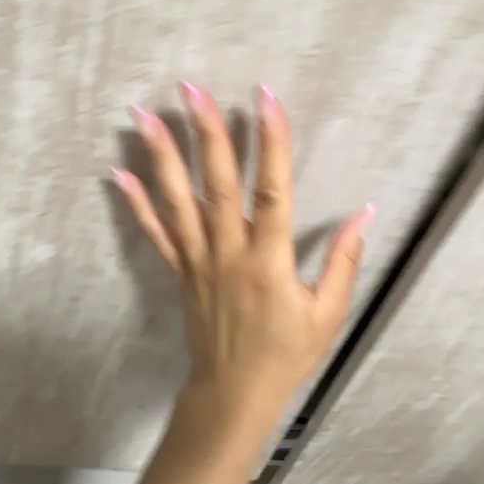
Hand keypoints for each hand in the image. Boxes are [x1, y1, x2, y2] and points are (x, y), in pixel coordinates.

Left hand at [111, 83, 374, 430]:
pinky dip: (137, 203)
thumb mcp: (329, 313)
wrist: (234, 393)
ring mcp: (199, 262)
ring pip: (179, 202)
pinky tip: (118, 173)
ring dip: (162, 156)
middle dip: (207, 133)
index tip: (265, 97)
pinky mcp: (181, 272)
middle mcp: (229, 254)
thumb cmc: (286, 355)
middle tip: (191, 89)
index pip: (273, 191)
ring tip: (143, 115)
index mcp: (270, 262)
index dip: (271, 142)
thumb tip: (366, 211)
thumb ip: (344, 260)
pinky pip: (156, 233)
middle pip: (218, 185)